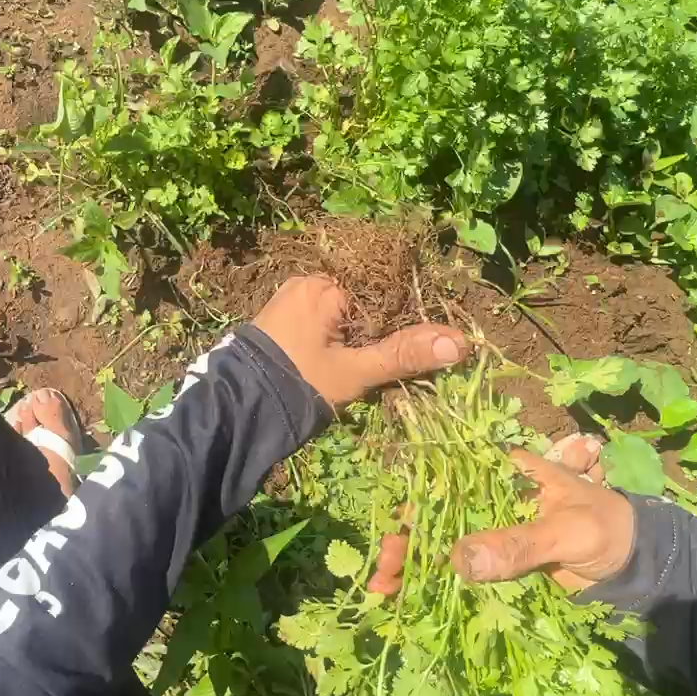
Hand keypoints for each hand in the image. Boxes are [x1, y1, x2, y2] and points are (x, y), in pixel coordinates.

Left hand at [252, 276, 468, 408]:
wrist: (237, 412)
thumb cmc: (297, 385)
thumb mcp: (354, 372)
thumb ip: (403, 354)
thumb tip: (459, 343)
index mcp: (323, 286)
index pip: (382, 288)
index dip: (407, 313)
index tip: (425, 338)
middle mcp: (305, 283)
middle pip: (363, 298)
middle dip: (384, 326)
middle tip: (402, 356)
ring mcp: (290, 301)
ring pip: (344, 311)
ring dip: (363, 334)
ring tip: (378, 361)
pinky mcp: (282, 320)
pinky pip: (324, 319)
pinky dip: (342, 336)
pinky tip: (351, 359)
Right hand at [368, 434, 636, 594]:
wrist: (640, 564)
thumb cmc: (609, 528)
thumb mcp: (568, 530)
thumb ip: (519, 544)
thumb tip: (458, 561)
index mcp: (499, 474)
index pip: (444, 483)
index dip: (412, 507)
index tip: (394, 538)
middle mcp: (486, 498)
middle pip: (433, 517)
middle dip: (404, 544)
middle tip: (382, 576)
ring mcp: (490, 532)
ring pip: (441, 546)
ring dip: (413, 567)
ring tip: (384, 593)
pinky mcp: (498, 564)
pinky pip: (461, 573)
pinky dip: (437, 586)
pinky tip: (412, 602)